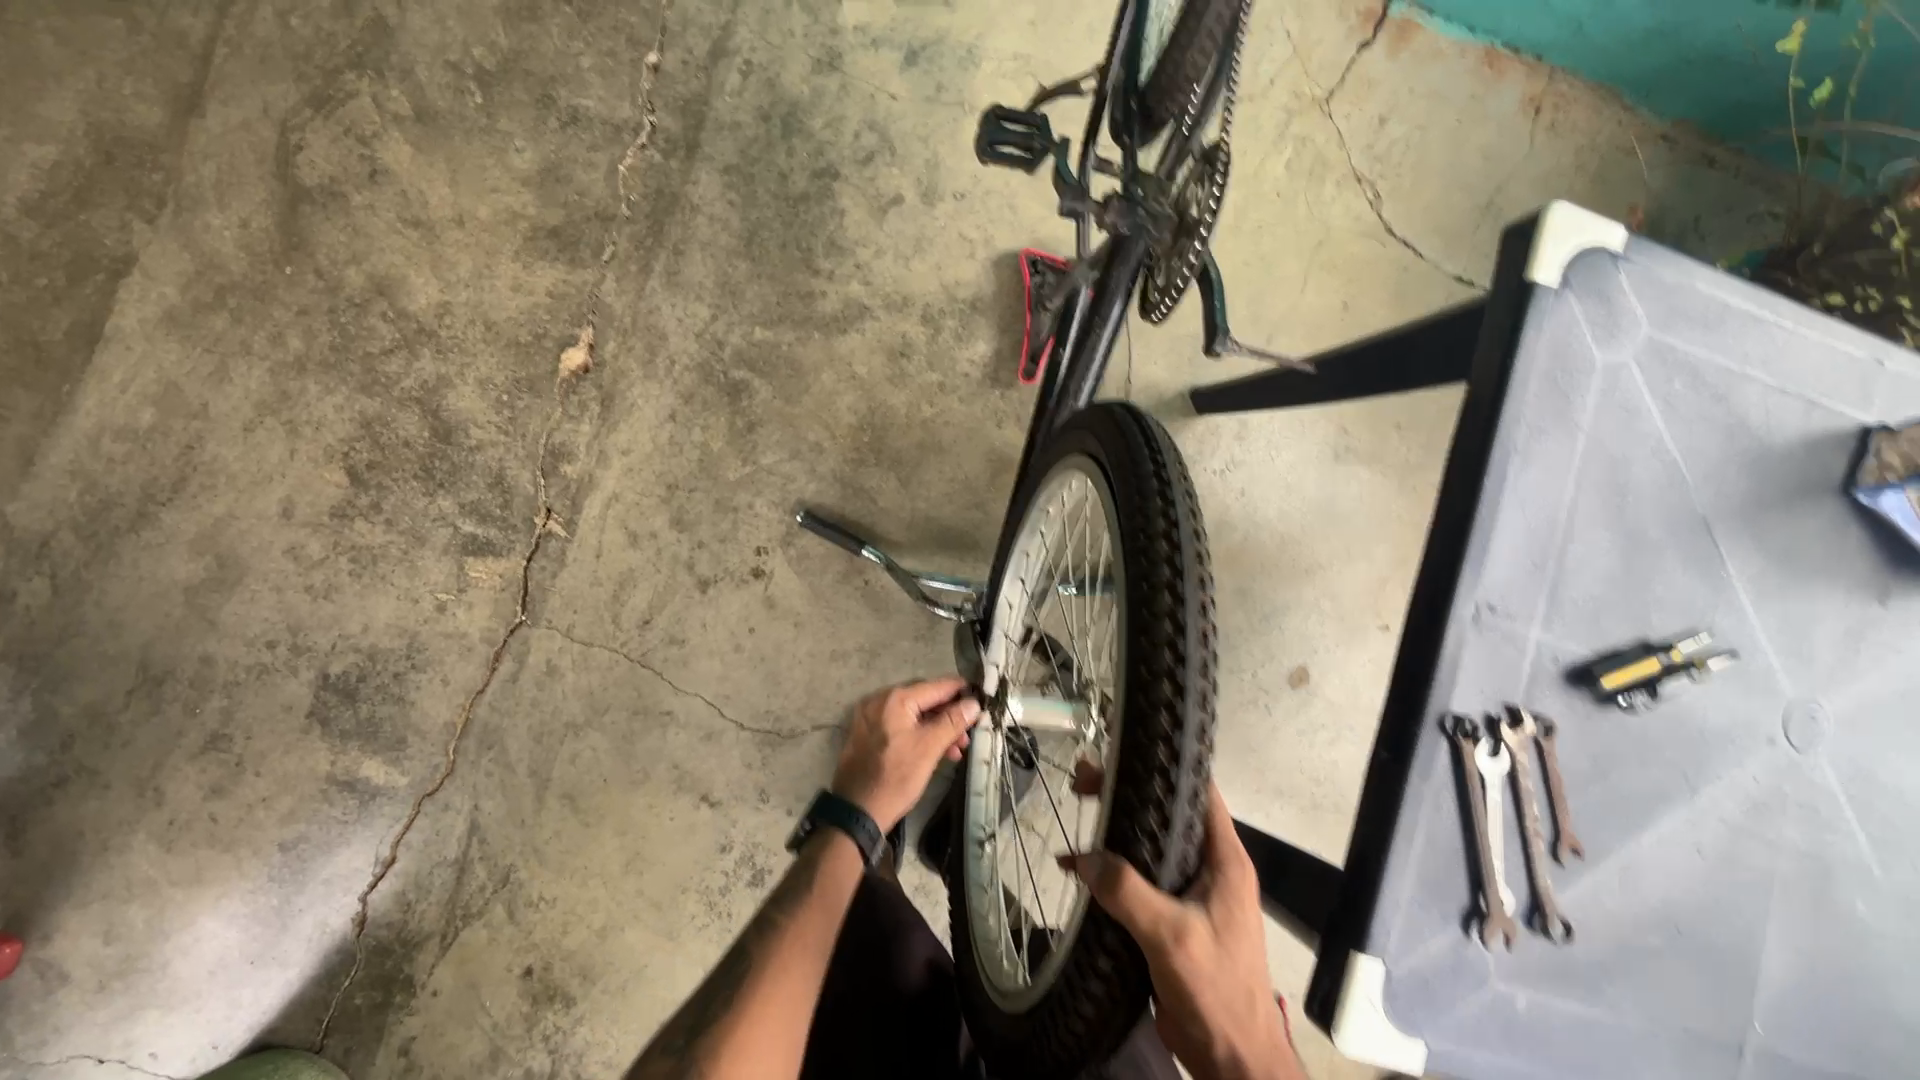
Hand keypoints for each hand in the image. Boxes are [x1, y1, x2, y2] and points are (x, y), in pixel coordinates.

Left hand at [830, 677, 980, 832]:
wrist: (857, 811)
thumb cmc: (896, 778)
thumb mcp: (929, 748)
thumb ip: (953, 722)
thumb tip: (974, 703)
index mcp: (895, 699)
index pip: (937, 686)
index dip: (961, 692)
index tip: (982, 699)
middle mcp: (879, 700)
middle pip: (924, 699)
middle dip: (949, 715)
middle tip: (969, 733)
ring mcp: (870, 716)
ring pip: (912, 714)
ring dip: (936, 727)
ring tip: (956, 749)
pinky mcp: (867, 733)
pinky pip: (899, 725)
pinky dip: (918, 733)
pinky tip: (935, 751)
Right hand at [1062, 782, 1300, 1079]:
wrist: (1232, 1057)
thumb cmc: (1216, 988)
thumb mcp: (1170, 935)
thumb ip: (1127, 891)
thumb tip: (1082, 858)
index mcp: (1224, 860)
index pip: (1201, 792)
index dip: (1166, 767)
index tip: (1122, 752)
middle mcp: (1210, 868)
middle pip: (1167, 816)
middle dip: (1126, 796)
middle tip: (1082, 782)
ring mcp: (1192, 894)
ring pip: (1151, 848)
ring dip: (1116, 832)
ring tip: (1076, 811)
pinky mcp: (1174, 920)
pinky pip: (1141, 882)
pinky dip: (1113, 870)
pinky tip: (1081, 869)